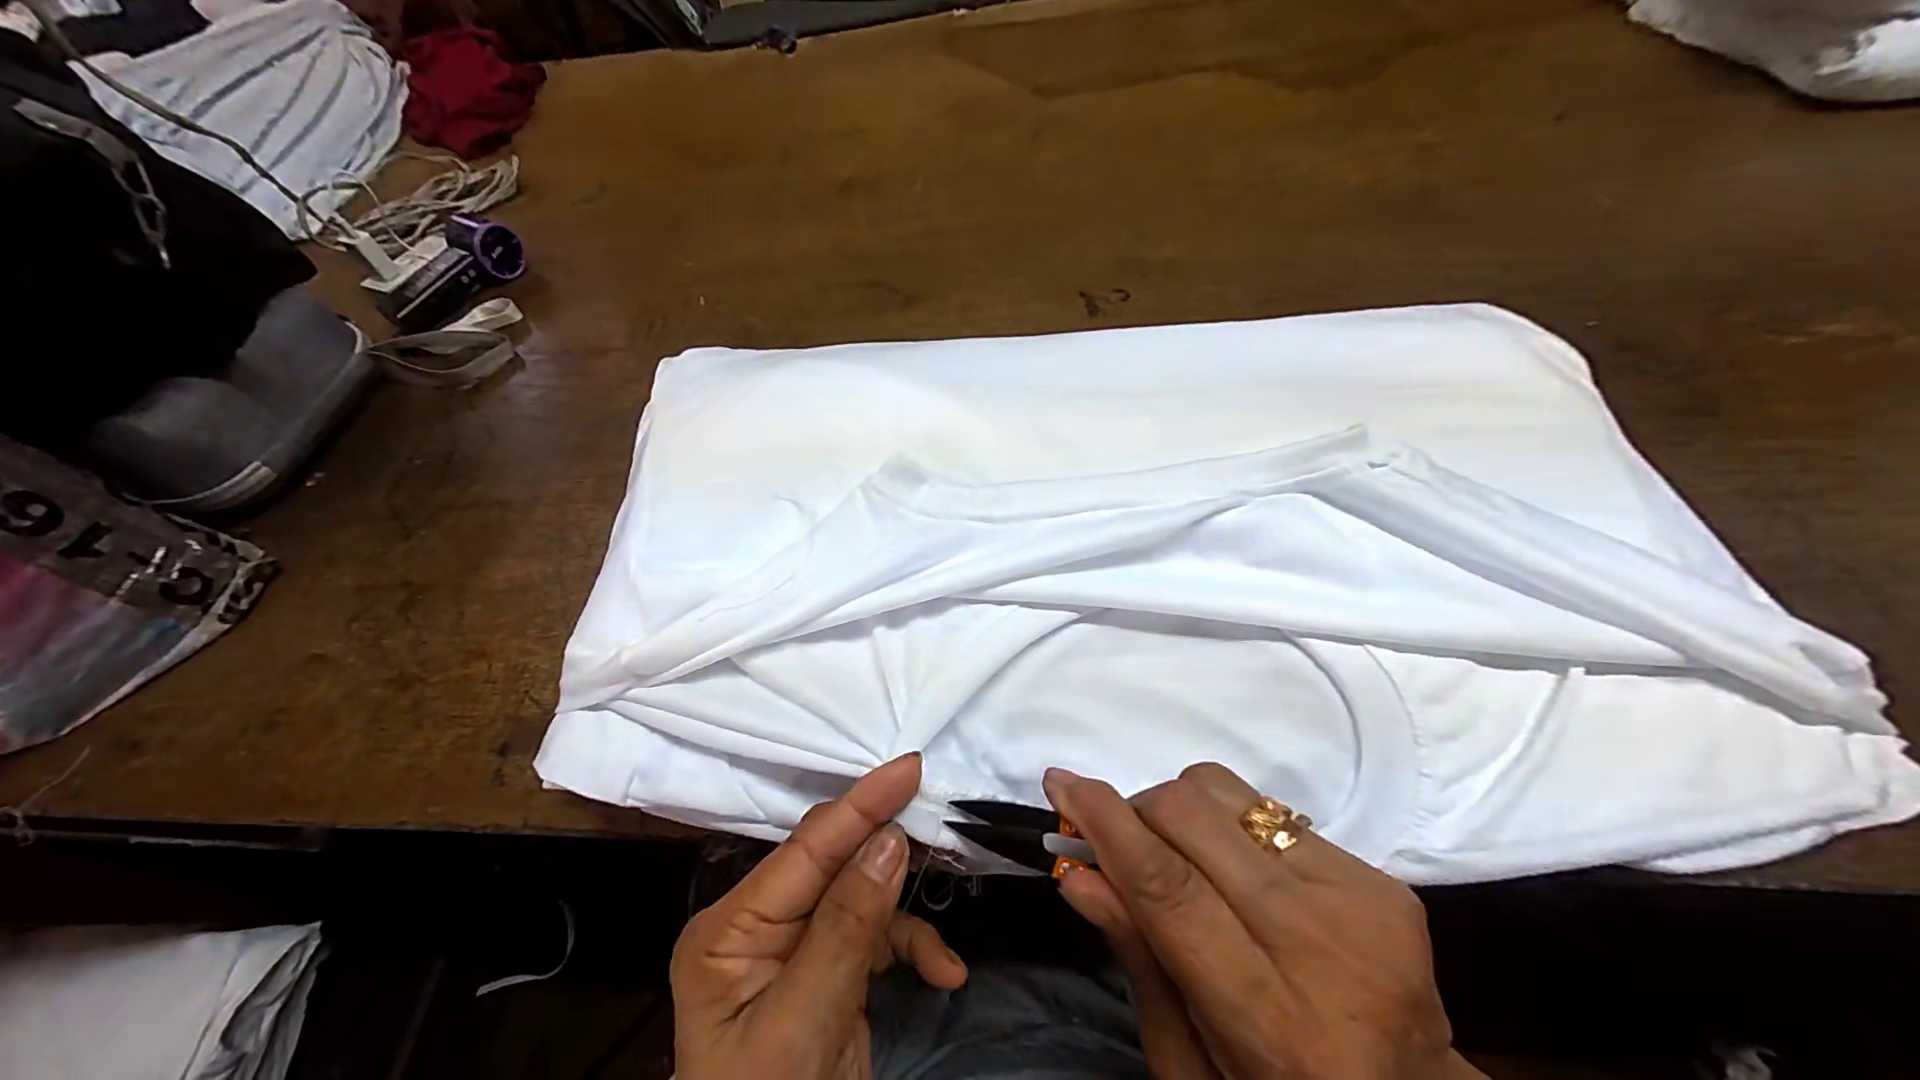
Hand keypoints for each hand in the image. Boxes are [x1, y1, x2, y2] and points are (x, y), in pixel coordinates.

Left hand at [671, 753, 968, 1079]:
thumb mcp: (803, 1022)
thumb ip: (846, 925)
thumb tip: (890, 840)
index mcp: (730, 928)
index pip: (805, 848)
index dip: (862, 804)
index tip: (910, 766)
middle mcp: (760, 925)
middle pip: (833, 863)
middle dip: (887, 849)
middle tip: (937, 824)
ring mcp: (796, 946)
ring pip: (863, 896)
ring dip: (906, 913)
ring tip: (941, 941)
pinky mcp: (828, 968)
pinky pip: (876, 937)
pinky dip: (911, 948)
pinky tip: (943, 973)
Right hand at [1046, 763, 1484, 1079]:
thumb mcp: (1186, 1059)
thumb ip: (1136, 957)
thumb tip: (1076, 871)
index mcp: (1273, 1022)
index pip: (1170, 889)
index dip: (1107, 826)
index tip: (1061, 784)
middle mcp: (1324, 945)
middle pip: (1193, 819)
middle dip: (1135, 810)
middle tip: (1119, 841)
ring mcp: (1362, 900)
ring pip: (1226, 792)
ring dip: (1179, 810)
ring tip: (1180, 856)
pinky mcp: (1382, 877)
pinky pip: (1267, 807)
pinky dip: (1228, 825)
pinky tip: (1237, 871)